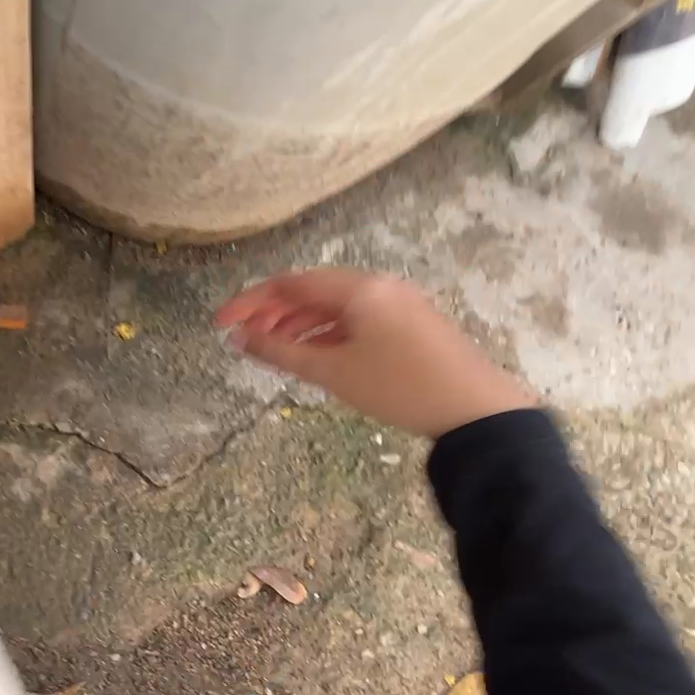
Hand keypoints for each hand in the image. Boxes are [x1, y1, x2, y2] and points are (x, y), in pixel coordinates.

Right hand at [215, 268, 536, 436]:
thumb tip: (236, 338)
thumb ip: (278, 351)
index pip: (289, 284)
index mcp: (359, 289)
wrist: (475, 409)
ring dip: (295, 323)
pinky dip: (322, 331)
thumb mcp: (330, 371)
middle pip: (310, 290)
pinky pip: (352, 317)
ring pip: (331, 304)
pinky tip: (308, 353)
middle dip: (270, 311)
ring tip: (270, 349)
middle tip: (242, 338)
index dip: (249, 301)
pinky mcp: (405, 323)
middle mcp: (378, 286)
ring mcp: (395, 303)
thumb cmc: (397, 386)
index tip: (220, 324)